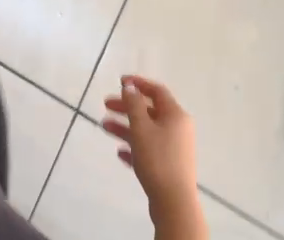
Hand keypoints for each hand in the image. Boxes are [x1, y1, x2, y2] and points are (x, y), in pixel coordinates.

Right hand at [104, 76, 202, 229]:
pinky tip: (120, 152)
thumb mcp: (141, 127)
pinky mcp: (169, 166)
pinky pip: (149, 150)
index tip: (119, 81)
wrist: (173, 203)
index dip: (138, 83)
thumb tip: (130, 86)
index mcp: (175, 115)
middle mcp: (178, 128)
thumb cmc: (157, 159)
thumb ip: (133, 104)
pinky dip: (135, 147)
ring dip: (126, 127)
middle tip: (106, 105)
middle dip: (127, 107)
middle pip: (149, 111)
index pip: (157, 91)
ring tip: (105, 127)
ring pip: (147, 131)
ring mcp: (174, 148)